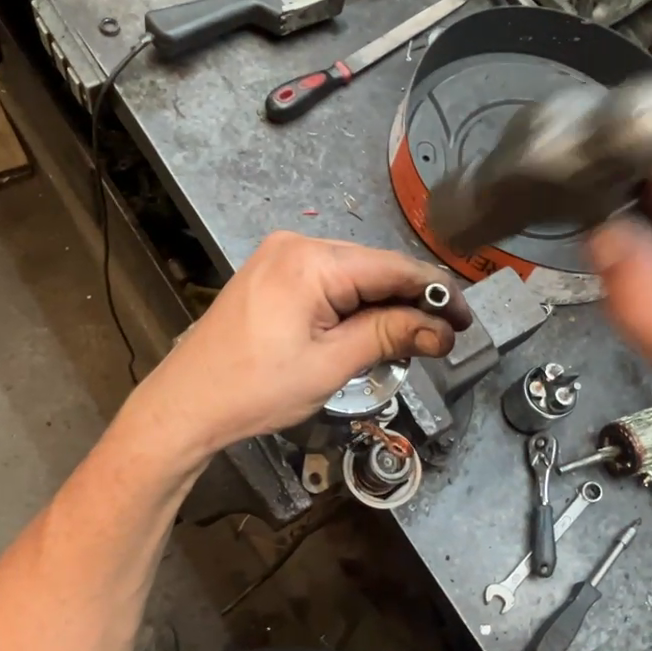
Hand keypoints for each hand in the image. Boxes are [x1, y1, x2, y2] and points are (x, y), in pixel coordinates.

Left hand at [129, 232, 467, 458]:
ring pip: (351, 275)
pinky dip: (351, 306)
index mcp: (312, 260)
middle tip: (441, 339)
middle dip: (410, 301)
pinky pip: (325, 282)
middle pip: (374, 267)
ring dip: (381, 306)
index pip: (394, 267)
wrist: (185, 405)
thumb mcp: (331, 365)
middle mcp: (295, 245)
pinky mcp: (268, 276)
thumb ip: (390, 336)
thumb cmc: (254, 389)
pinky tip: (367, 331)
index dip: (437, 293)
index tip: (465, 322)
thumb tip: (441, 330)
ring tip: (410, 342)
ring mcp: (277, 258)